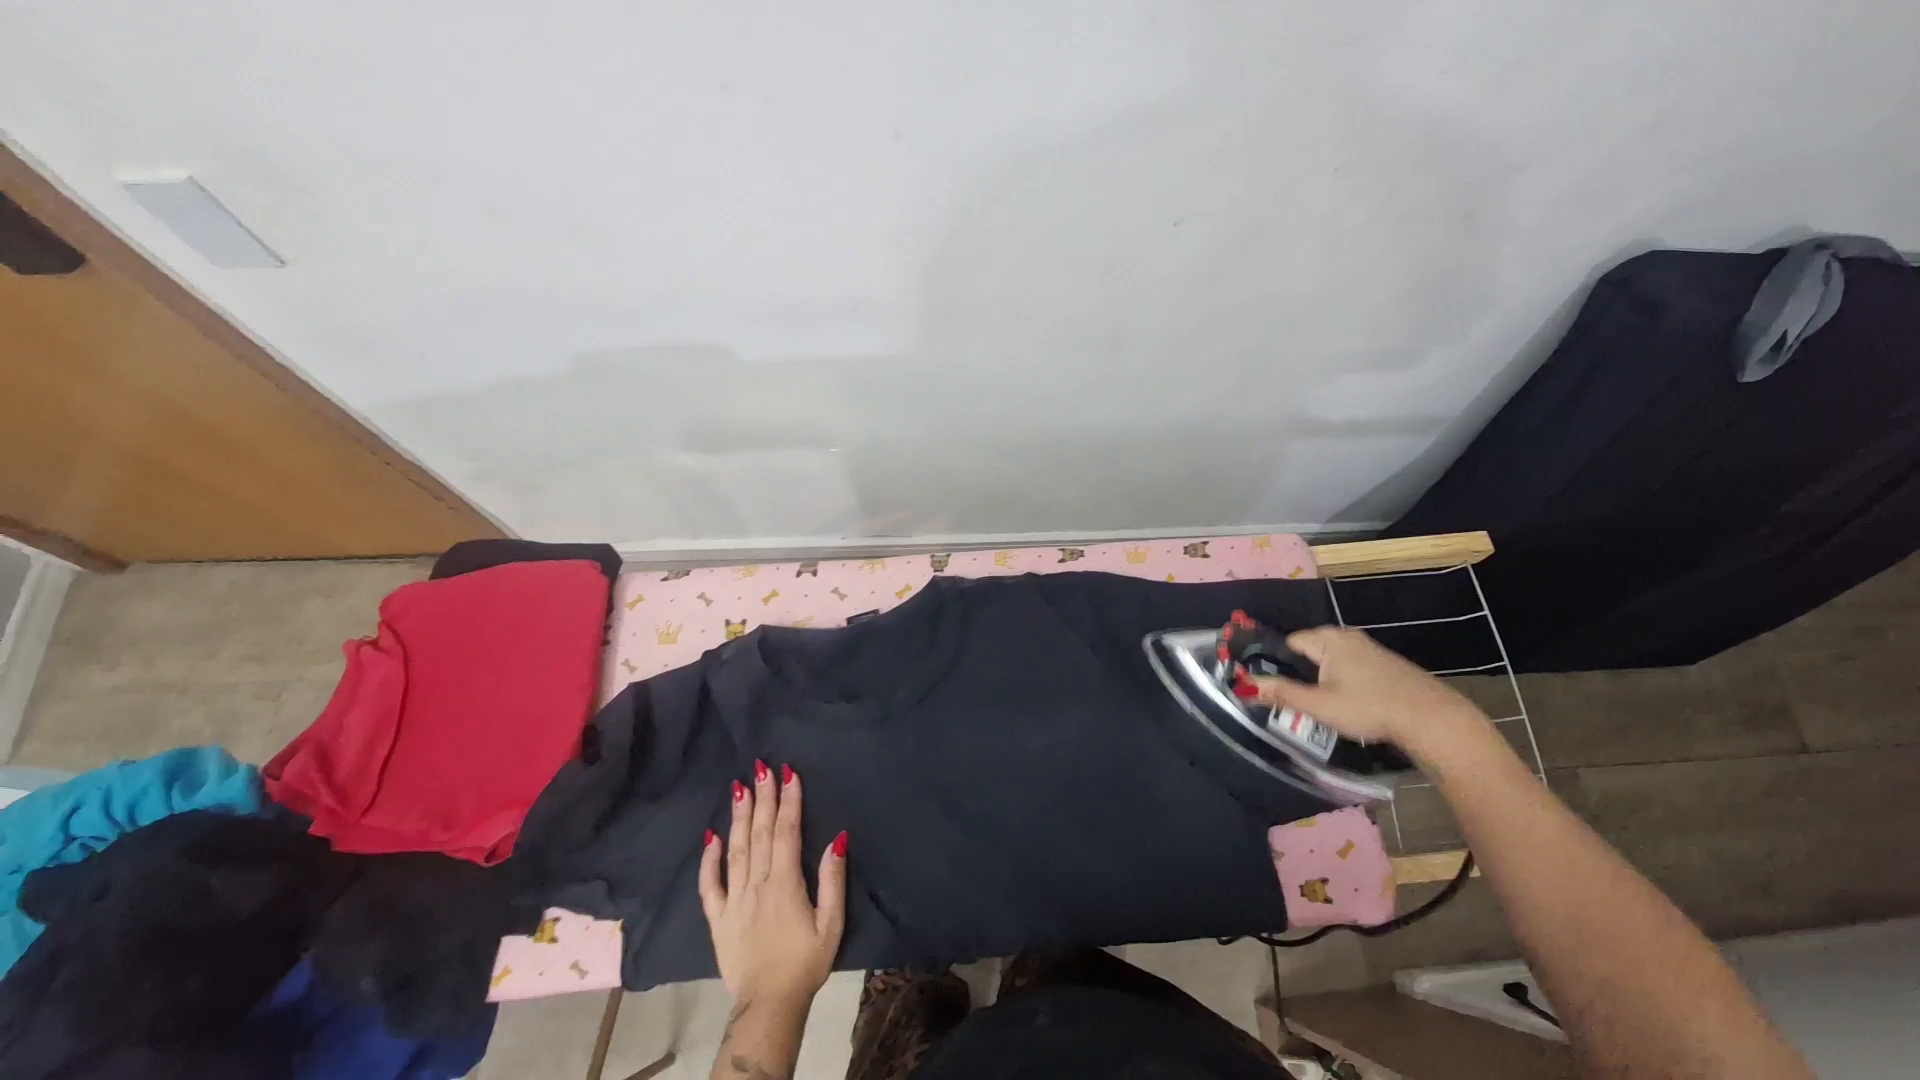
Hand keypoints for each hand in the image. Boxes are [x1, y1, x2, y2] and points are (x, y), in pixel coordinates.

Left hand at [699, 760, 847, 1008]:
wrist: (769, 1004)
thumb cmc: (806, 963)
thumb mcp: (832, 924)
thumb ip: (833, 880)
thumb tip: (837, 838)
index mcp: (785, 884)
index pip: (786, 832)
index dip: (788, 801)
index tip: (788, 773)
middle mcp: (756, 884)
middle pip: (760, 833)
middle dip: (762, 797)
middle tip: (761, 767)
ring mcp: (733, 900)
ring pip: (736, 849)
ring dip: (739, 817)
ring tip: (740, 787)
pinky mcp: (717, 918)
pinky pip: (709, 884)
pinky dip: (709, 858)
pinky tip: (712, 836)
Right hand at [1243, 625, 1487, 758]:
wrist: (1429, 717)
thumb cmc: (1369, 707)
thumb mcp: (1320, 705)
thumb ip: (1282, 693)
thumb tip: (1247, 684)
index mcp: (1328, 639)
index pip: (1289, 642)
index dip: (1275, 663)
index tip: (1269, 686)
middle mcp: (1346, 636)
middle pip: (1309, 649)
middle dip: (1297, 671)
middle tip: (1291, 700)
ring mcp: (1368, 648)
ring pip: (1330, 659)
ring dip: (1320, 678)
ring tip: (1315, 704)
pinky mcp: (1383, 663)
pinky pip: (1348, 666)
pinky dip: (1340, 680)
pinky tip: (1345, 702)